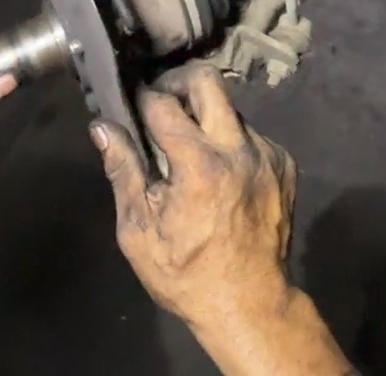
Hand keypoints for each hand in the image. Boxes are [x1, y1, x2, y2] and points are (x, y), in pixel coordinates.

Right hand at [90, 64, 298, 327]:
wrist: (251, 304)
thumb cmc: (185, 273)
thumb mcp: (139, 231)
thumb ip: (122, 170)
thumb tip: (101, 127)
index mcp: (198, 163)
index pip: (162, 103)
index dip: (142, 98)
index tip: (132, 102)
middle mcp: (238, 147)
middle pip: (207, 79)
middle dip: (178, 82)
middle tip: (162, 101)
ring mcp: (266, 152)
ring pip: (230, 107)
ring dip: (206, 116)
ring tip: (190, 147)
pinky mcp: (284, 162)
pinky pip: (250, 133)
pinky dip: (229, 141)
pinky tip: (219, 171)